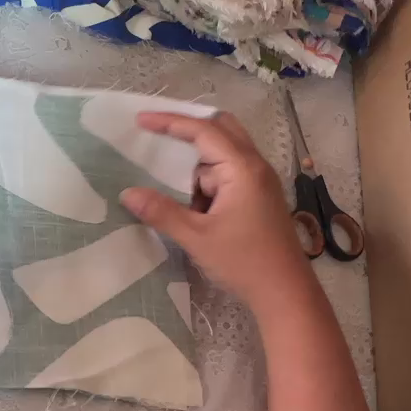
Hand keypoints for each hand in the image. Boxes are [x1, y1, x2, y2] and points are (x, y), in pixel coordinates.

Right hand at [119, 111, 314, 308]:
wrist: (283, 290)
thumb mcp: (196, 237)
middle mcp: (254, 166)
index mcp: (241, 168)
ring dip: (196, 164)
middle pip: (220, 130)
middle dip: (188, 131)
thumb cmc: (242, 261)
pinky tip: (189, 201)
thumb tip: (127, 193)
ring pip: (222, 156)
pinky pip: (227, 175)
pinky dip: (205, 181)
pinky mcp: (257, 198)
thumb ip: (161, 212)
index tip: (141, 119)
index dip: (170, 122)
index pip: (203, 131)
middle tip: (156, 134)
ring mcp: (258, 182)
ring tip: (168, 181)